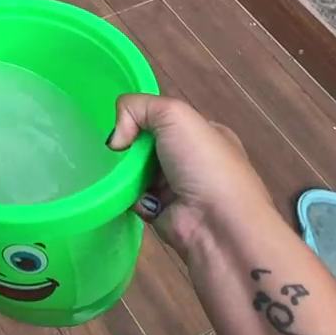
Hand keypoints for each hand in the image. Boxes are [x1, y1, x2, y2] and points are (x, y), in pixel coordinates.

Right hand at [106, 93, 276, 254]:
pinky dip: (127, 193)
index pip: (166, 118)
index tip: (128, 124)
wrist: (220, 227)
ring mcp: (180, 188)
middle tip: (120, 149)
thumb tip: (116, 140)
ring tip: (121, 171)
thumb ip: (136, 107)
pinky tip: (129, 193)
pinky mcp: (164, 211)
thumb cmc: (204, 164)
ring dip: (126, 170)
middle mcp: (194, 161)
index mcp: (206, 135)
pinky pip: (133, 195)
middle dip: (131, 144)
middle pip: (148, 143)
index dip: (144, 118)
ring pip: (138, 169)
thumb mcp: (174, 114)